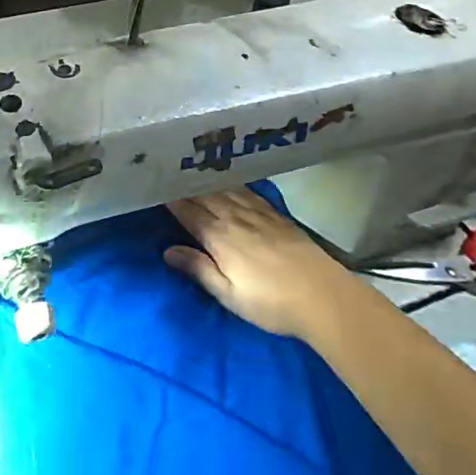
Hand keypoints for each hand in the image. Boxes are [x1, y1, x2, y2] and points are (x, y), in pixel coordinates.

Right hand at [164, 189, 365, 340]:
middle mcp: (237, 218)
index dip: (173, 201)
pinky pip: (248, 192)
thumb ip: (199, 269)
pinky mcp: (276, 214)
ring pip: (226, 190)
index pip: (190, 213)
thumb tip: (168, 250)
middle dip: (186, 186)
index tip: (156, 189)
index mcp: (221, 238)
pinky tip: (229, 181)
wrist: (320, 293)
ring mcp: (259, 213)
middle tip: (169, 174)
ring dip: (208, 181)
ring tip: (193, 172)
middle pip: (206, 196)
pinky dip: (233, 184)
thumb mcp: (229, 294)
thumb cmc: (270, 302)